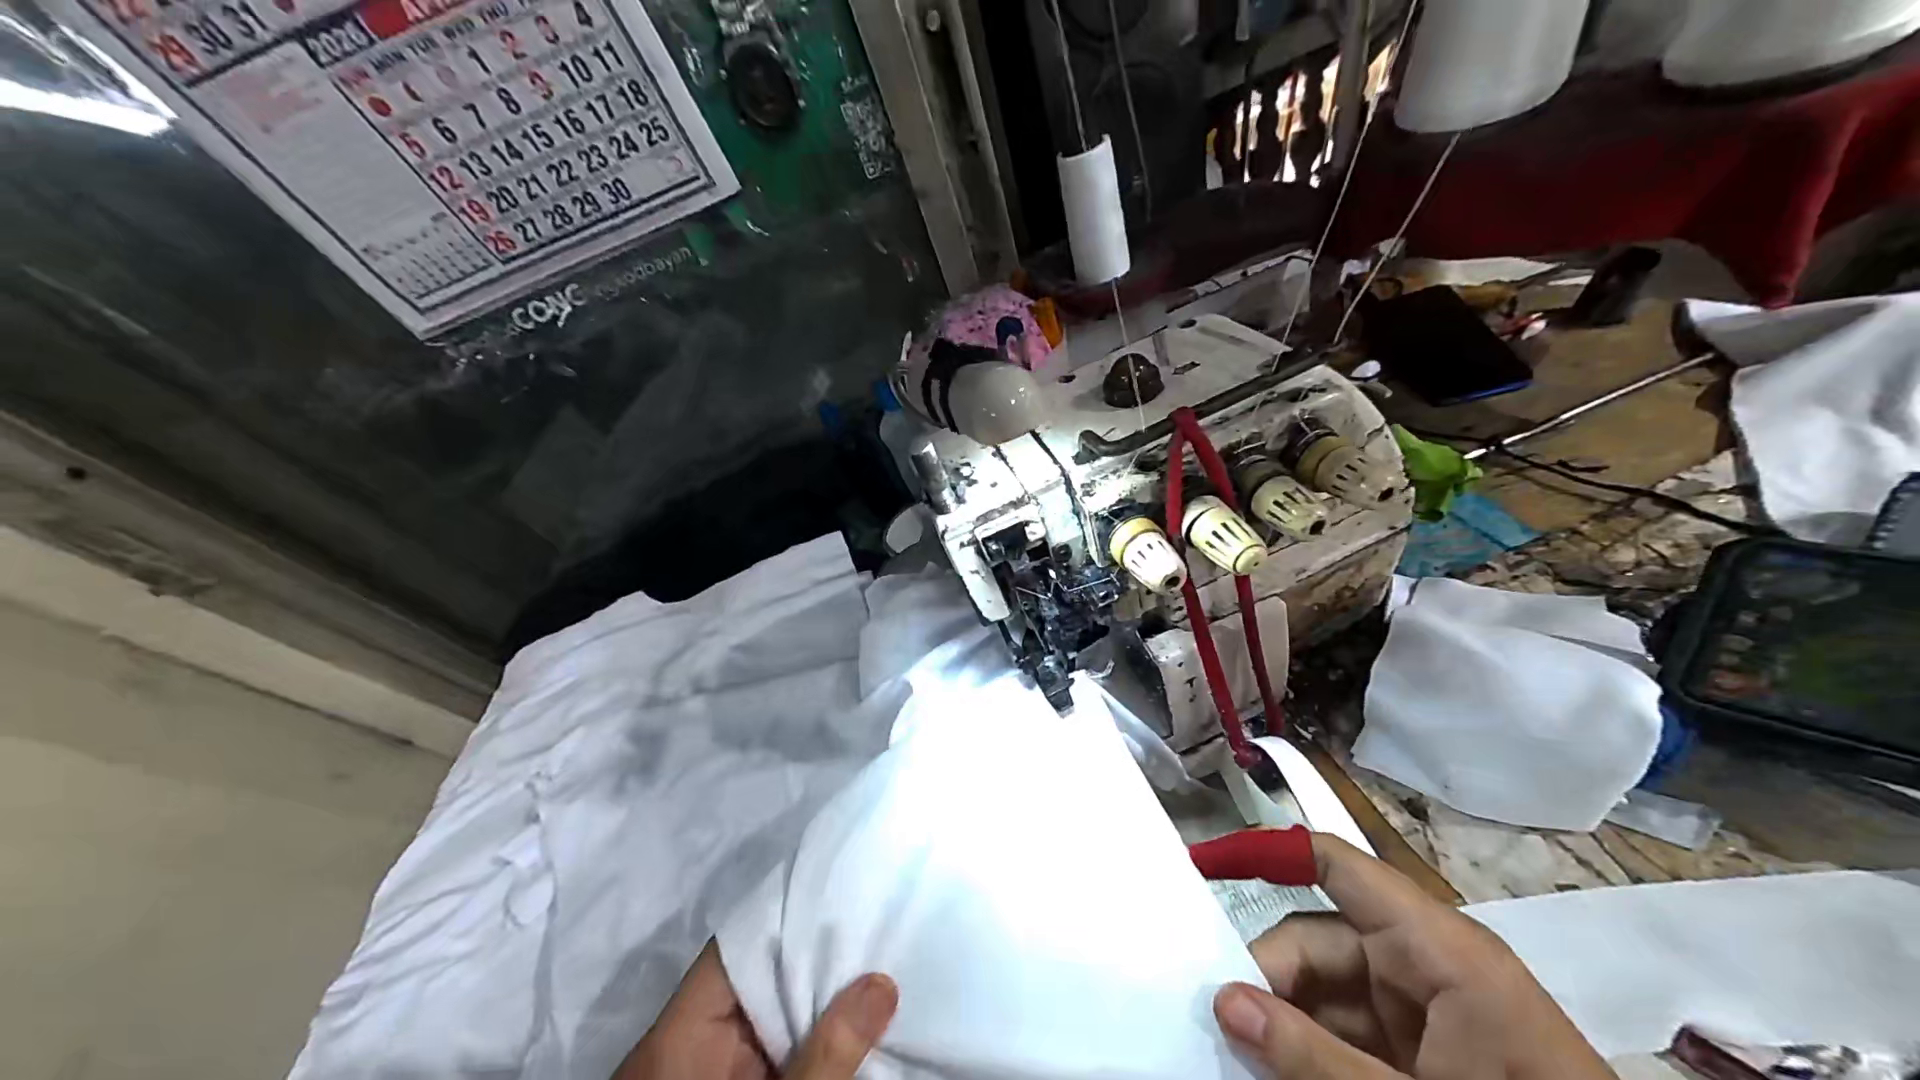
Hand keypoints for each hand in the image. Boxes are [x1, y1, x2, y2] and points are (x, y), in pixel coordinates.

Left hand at [614, 941, 897, 1079]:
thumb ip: (826, 1058)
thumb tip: (882, 982)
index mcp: (679, 1037)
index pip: (733, 948)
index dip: (785, 915)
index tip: (842, 893)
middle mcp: (690, 1041)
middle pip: (754, 973)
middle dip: (813, 952)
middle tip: (874, 918)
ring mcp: (710, 1067)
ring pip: (768, 1009)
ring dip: (817, 992)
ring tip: (876, 954)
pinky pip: (772, 1042)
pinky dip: (809, 1030)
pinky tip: (855, 1015)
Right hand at [1213, 833, 1611, 1079]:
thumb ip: (1313, 1054)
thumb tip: (1222, 1000)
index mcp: (1438, 947)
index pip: (1334, 865)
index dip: (1264, 852)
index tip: (1201, 866)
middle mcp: (1426, 963)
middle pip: (1317, 939)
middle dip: (1267, 977)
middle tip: (1221, 1022)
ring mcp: (1426, 1011)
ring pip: (1325, 991)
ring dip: (1283, 1020)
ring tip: (1242, 1056)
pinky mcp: (1427, 1052)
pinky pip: (1347, 1030)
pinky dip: (1310, 1048)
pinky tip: (1279, 1068)